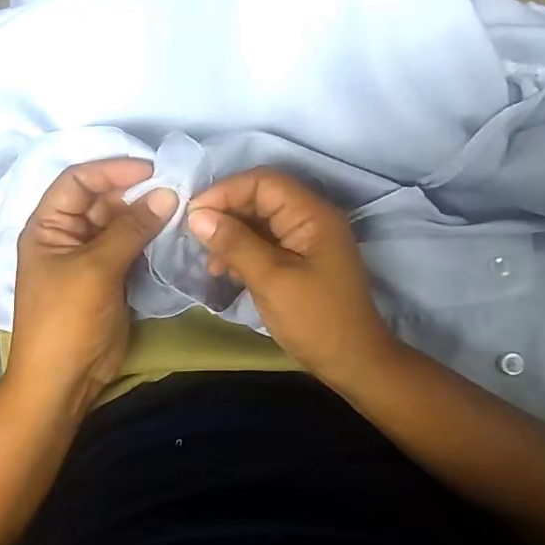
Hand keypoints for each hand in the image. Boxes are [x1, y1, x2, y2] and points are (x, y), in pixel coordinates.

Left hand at [10, 159, 177, 401]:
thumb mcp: (95, 269)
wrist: (63, 378)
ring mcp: (89, 258)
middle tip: (176, 190)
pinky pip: (129, 247)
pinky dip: (148, 238)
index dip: (111, 170)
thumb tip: (167, 194)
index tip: (151, 170)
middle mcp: (66, 235)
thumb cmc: (67, 320)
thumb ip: (130, 229)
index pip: (77, 181)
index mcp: (47, 226)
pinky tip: (172, 231)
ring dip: (145, 215)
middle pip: (101, 200)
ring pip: (119, 223)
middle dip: (134, 193)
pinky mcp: (109, 277)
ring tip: (180, 208)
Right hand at [188, 167, 397, 383]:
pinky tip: (225, 271)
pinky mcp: (297, 260)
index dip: (225, 191)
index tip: (193, 215)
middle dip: (225, 213)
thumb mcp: (271, 280)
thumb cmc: (315, 320)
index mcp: (312, 215)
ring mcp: (305, 240)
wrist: (352, 362)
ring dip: (230, 234)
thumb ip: (235, 243)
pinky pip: (263, 242)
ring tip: (211, 262)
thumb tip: (197, 216)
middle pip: (259, 198)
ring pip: (258, 221)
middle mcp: (310, 219)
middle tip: (195, 237)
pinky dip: (240, 251)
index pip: (263, 182)